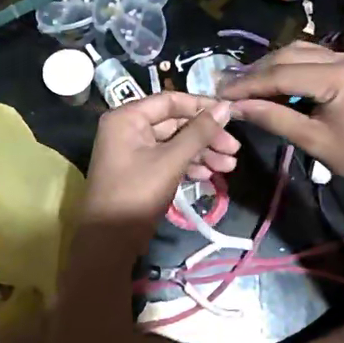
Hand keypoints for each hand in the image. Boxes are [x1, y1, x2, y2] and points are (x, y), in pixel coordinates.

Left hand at [82, 92, 239, 230]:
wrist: (109, 241)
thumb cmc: (137, 193)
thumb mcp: (171, 160)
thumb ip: (199, 132)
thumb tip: (226, 107)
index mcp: (128, 117)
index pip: (171, 100)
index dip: (202, 106)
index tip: (230, 116)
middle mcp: (129, 128)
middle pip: (175, 122)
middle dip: (206, 136)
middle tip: (234, 149)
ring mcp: (134, 150)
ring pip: (175, 142)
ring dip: (202, 152)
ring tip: (229, 166)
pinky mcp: (141, 170)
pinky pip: (169, 158)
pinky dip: (189, 164)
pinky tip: (209, 175)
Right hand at [219, 42, 343, 201]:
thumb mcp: (315, 141)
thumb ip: (273, 118)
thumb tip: (235, 107)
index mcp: (340, 74)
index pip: (281, 73)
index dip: (248, 84)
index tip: (220, 94)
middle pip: (290, 55)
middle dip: (257, 72)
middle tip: (229, 90)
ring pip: (302, 52)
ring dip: (274, 68)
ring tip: (247, 88)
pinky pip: (317, 60)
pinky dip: (293, 70)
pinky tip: (277, 87)